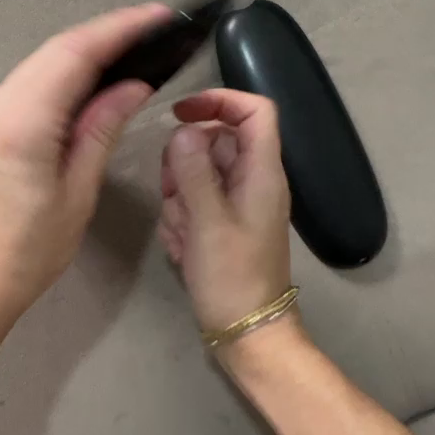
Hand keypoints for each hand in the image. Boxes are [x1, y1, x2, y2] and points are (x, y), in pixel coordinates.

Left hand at [0, 4, 172, 326]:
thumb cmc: (29, 251)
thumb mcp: (78, 191)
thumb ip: (102, 128)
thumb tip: (132, 86)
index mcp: (21, 122)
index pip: (74, 54)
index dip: (120, 29)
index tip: (159, 16)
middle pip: (57, 51)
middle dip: (108, 35)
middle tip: (156, 29)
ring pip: (44, 63)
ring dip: (88, 52)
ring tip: (136, 49)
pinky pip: (33, 84)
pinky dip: (67, 73)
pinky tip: (97, 79)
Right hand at [158, 89, 292, 330]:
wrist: (247, 333)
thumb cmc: (233, 277)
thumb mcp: (208, 222)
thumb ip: (193, 171)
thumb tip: (182, 130)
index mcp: (262, 172)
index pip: (254, 110)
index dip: (218, 101)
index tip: (179, 114)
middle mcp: (252, 182)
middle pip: (214, 142)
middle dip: (183, 162)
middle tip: (173, 193)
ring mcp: (235, 206)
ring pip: (196, 175)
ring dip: (178, 198)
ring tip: (182, 231)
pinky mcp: (220, 227)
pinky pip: (192, 205)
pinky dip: (181, 221)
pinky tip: (182, 248)